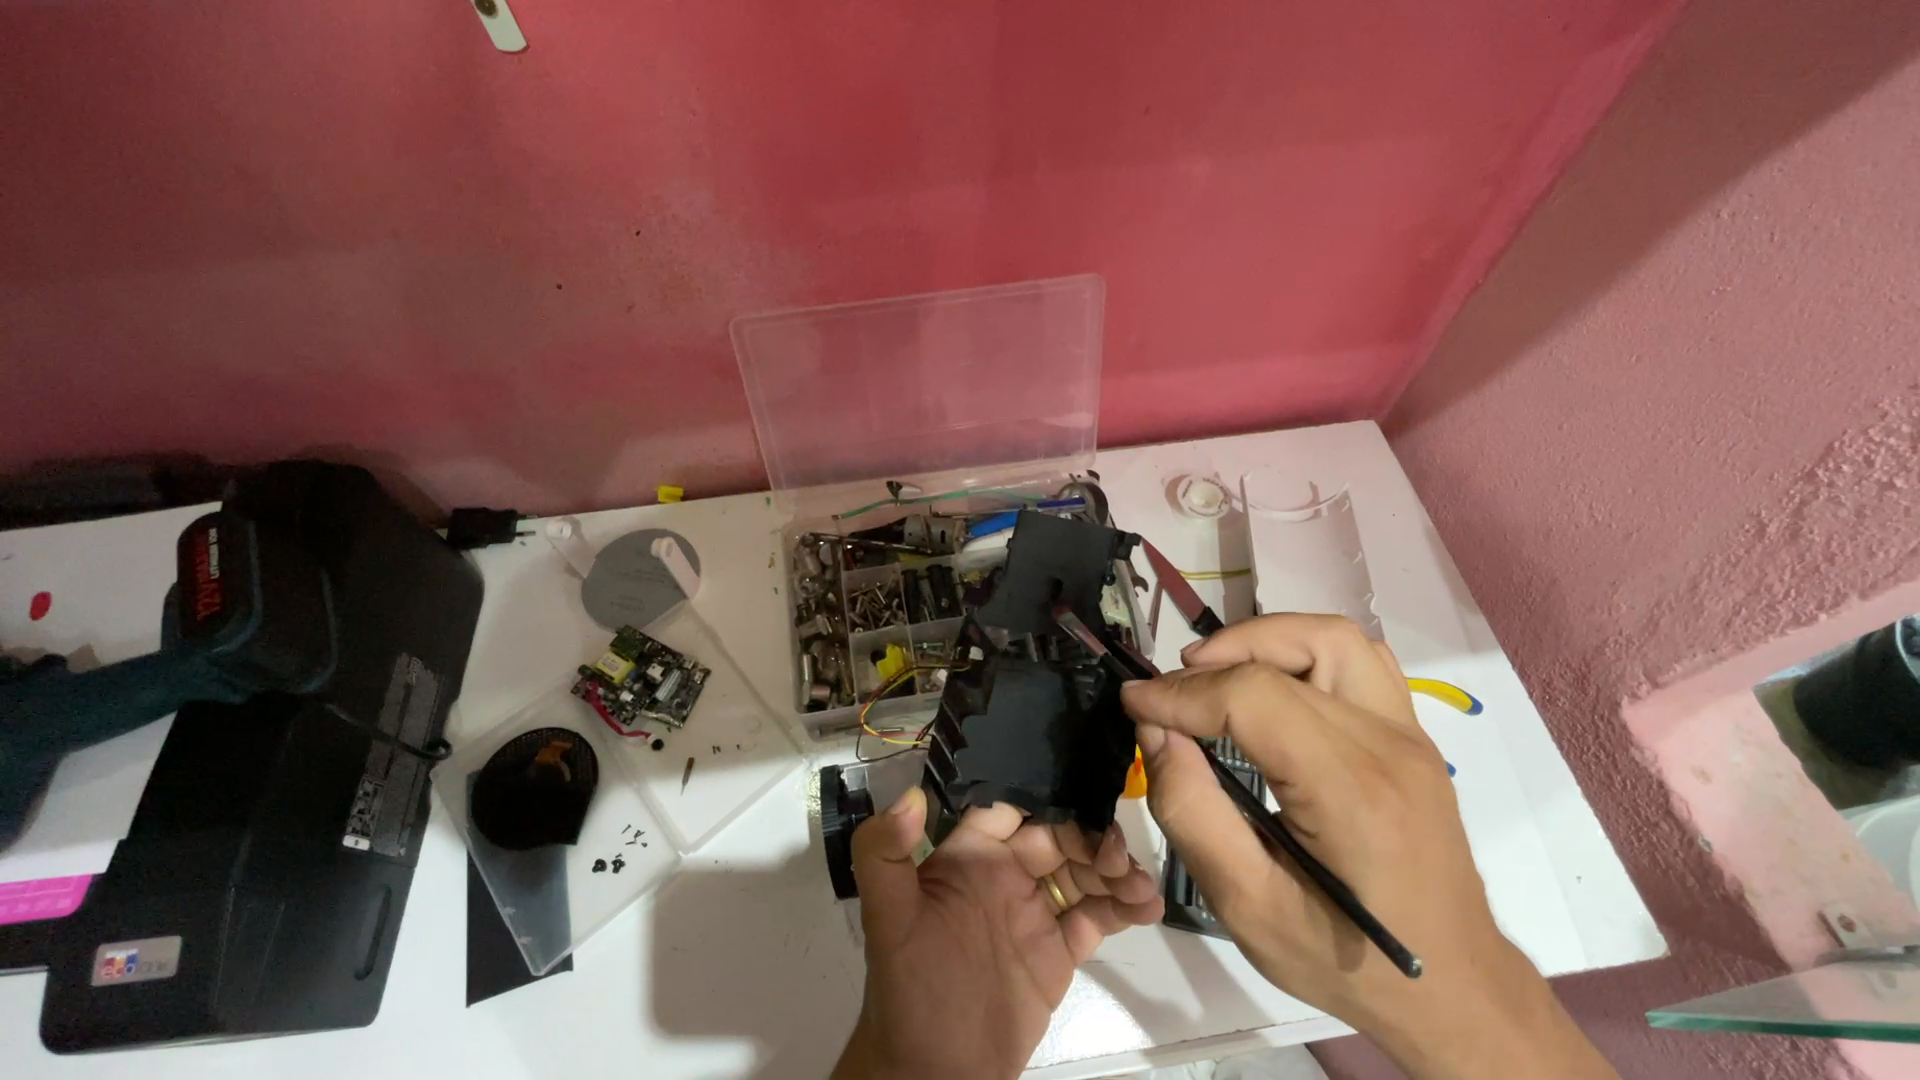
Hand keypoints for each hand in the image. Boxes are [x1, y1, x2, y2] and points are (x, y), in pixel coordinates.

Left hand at [831, 789, 1162, 1079]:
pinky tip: (1147, 908)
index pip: (1009, 812)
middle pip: (1057, 838)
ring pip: (1082, 874)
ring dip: (1116, 872)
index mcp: (967, 858)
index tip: (1077, 806)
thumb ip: (884, 853)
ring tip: (1141, 887)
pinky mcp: (1057, 949)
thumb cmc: (907, 988)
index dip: (1043, 803)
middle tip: (1119, 857)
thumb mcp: (887, 917)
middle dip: (1091, 839)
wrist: (934, 1072)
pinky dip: (1123, 908)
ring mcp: (1033, 912)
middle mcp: (1003, 875)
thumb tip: (909, 795)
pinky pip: (1095, 917)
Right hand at [1123, 614, 1617, 1079]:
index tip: (1134, 704)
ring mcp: (1409, 733)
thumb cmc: (1342, 958)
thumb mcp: (1246, 906)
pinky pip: (1361, 657)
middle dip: (1216, 659)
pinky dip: (1304, 650)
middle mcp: (1388, 744)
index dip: (1182, 692)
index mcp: (1349, 790)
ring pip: (1335, 637)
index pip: (1254, 697)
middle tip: (1171, 690)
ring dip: (1265, 640)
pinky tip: (1273, 682)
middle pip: (1295, 649)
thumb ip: (1192, 813)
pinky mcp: (1412, 735)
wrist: (1452, 988)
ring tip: (1216, 673)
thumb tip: (1156, 732)